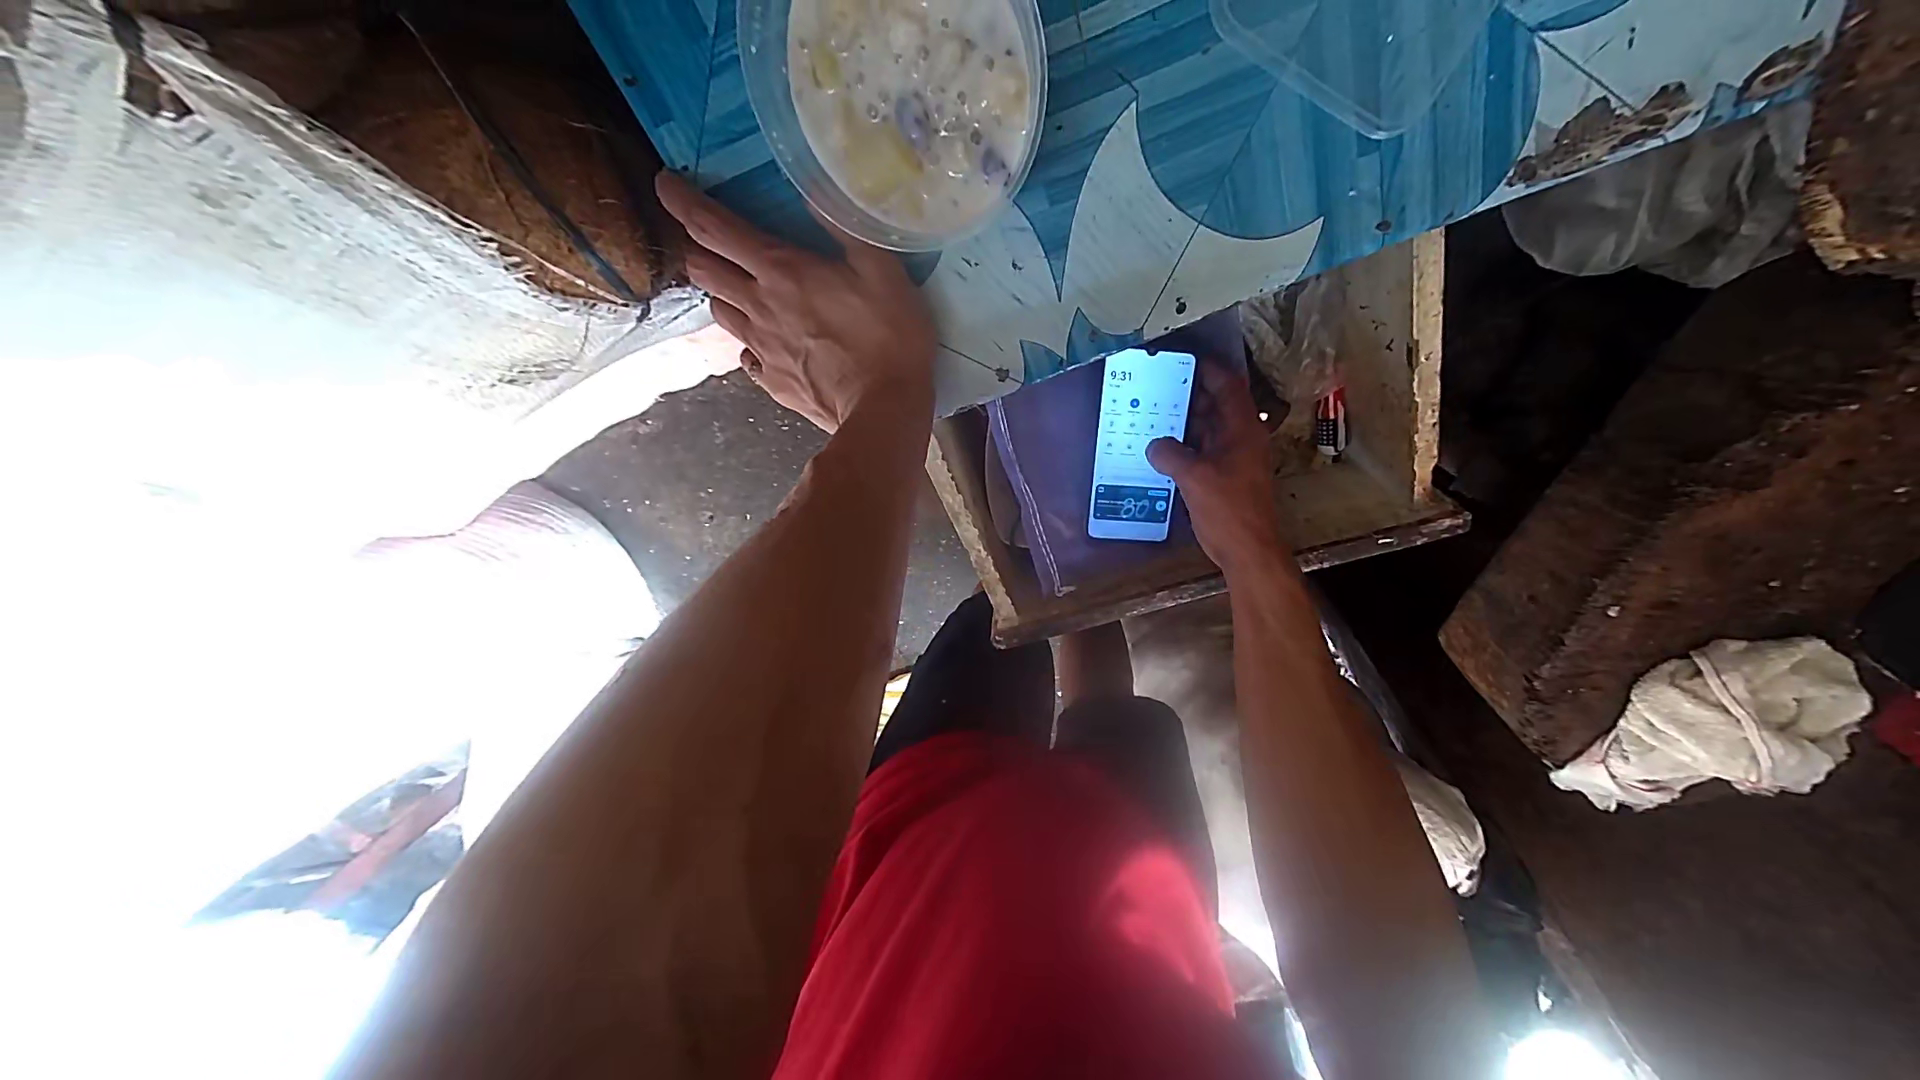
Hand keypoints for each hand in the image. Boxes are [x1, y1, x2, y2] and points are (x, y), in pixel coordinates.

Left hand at [656, 171, 936, 431]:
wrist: (884, 408)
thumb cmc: (890, 337)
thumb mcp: (882, 269)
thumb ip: (844, 227)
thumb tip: (811, 192)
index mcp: (780, 270)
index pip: (711, 226)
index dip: (681, 200)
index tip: (667, 184)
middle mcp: (758, 306)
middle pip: (701, 269)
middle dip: (698, 248)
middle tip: (715, 242)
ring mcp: (761, 348)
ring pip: (718, 311)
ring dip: (723, 294)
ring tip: (744, 291)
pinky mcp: (771, 382)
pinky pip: (745, 355)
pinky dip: (749, 341)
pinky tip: (769, 342)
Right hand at [1146, 359, 1288, 577]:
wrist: (1248, 550)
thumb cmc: (1229, 509)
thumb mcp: (1194, 477)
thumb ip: (1170, 454)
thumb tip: (1155, 444)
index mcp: (1242, 430)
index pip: (1228, 387)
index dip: (1208, 370)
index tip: (1183, 360)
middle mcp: (1241, 439)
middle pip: (1216, 406)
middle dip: (1189, 395)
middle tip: (1158, 387)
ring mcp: (1234, 459)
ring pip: (1208, 430)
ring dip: (1184, 422)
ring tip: (1153, 414)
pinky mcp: (1225, 477)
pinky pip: (1202, 452)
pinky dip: (1184, 447)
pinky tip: (1160, 449)